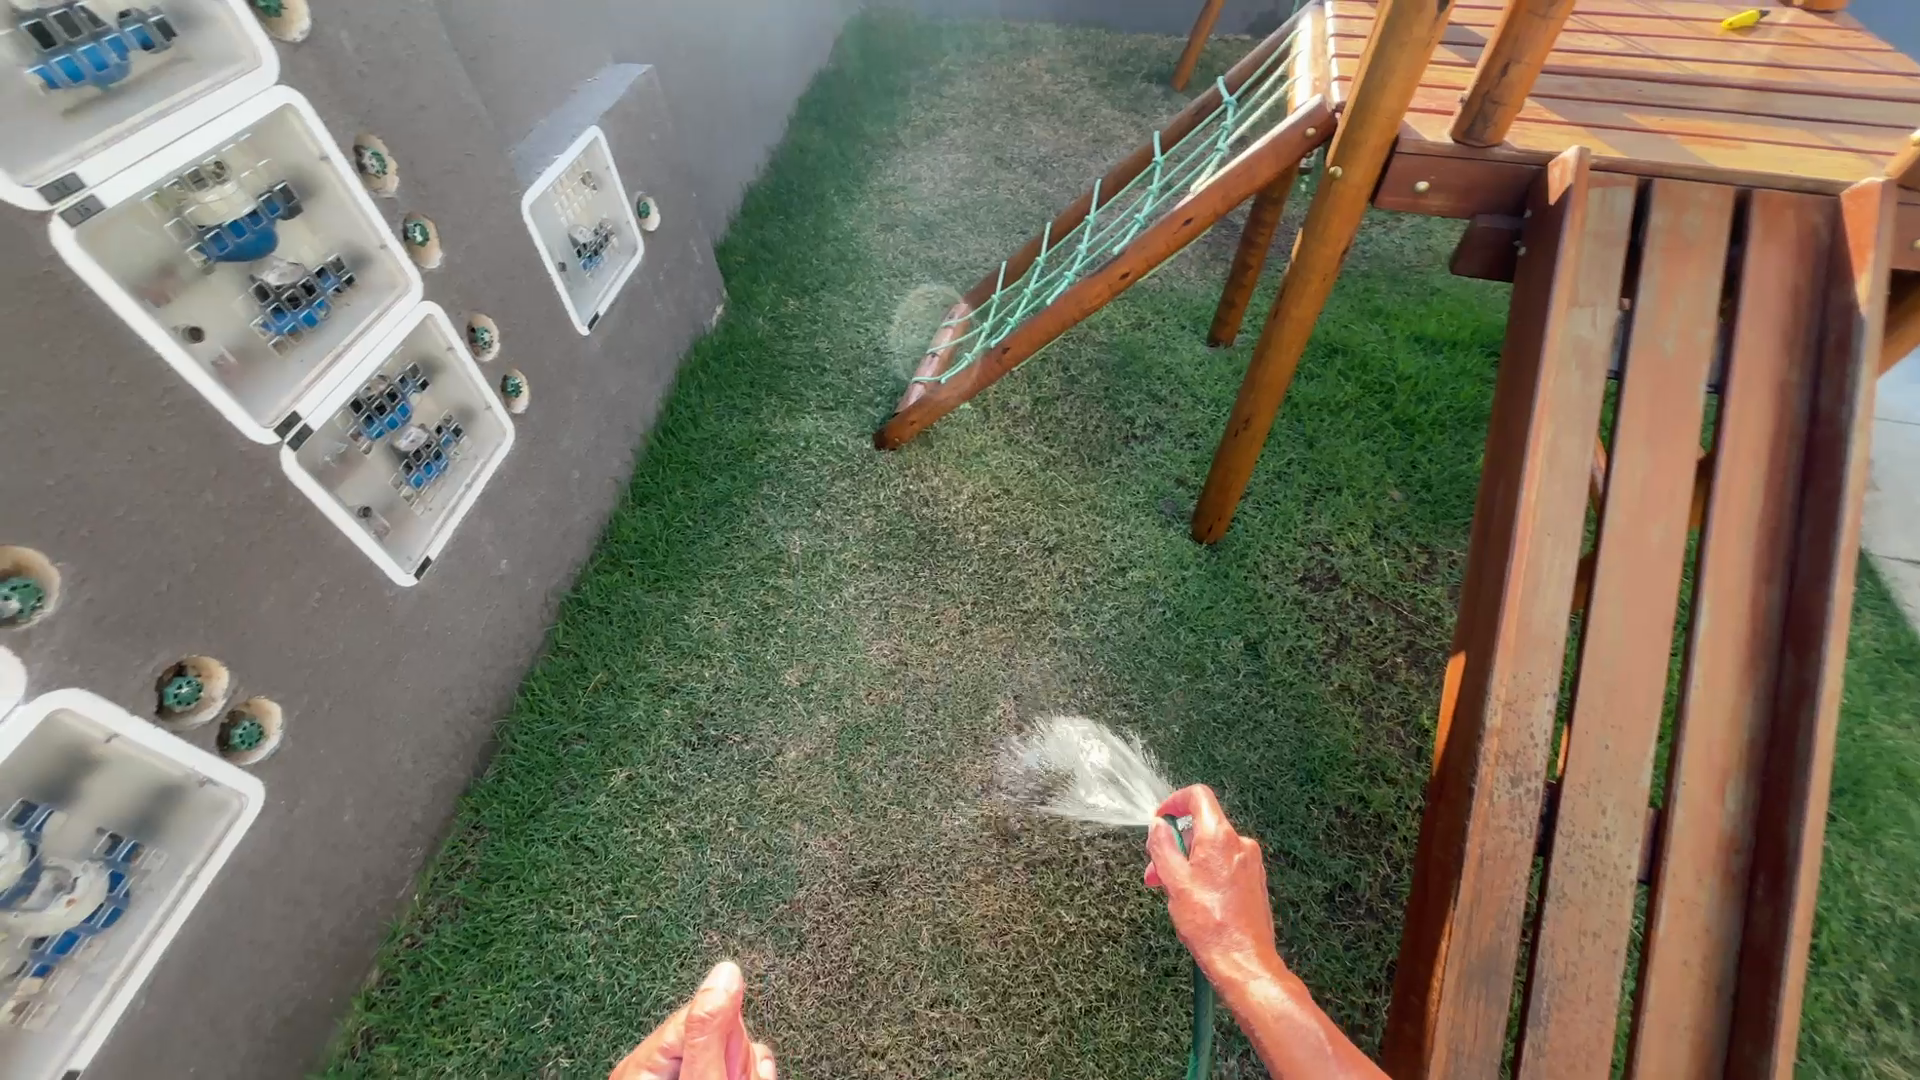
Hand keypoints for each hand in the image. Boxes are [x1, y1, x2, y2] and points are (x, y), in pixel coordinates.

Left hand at [610, 961, 777, 1079]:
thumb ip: (708, 1028)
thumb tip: (725, 970)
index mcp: (644, 1061)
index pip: (704, 1009)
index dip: (728, 1035)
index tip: (728, 1066)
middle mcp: (656, 1065)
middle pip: (721, 1027)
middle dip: (737, 1056)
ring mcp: (677, 1073)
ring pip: (732, 1044)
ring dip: (744, 1067)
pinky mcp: (698, 1076)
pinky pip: (736, 1058)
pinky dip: (747, 1072)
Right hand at [1144, 785, 1284, 996]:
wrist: (1245, 964)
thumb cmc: (1210, 924)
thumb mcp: (1174, 880)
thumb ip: (1162, 845)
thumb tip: (1158, 825)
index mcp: (1220, 836)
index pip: (1198, 796)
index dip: (1174, 802)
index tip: (1159, 821)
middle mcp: (1240, 844)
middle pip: (1200, 827)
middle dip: (1175, 845)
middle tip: (1156, 872)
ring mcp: (1250, 864)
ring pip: (1210, 849)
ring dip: (1186, 863)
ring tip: (1171, 892)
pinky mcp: (1254, 882)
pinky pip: (1223, 865)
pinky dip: (1203, 873)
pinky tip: (1193, 900)